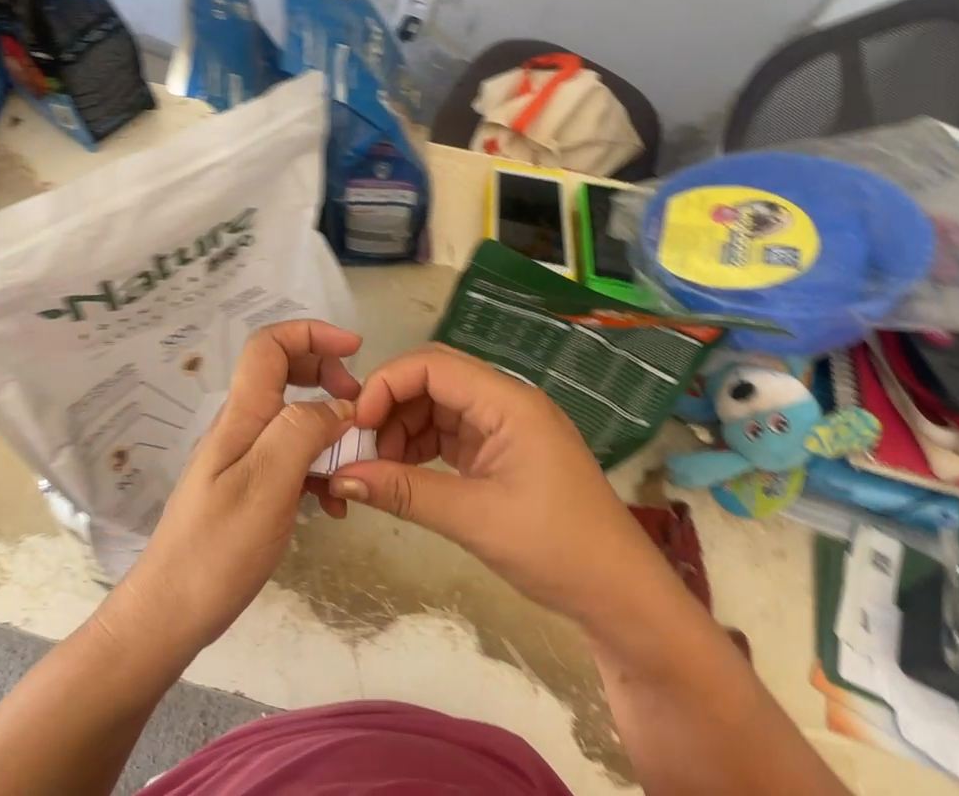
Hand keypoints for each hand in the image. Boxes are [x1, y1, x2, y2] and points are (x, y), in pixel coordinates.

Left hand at [109, 321, 362, 653]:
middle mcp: (240, 428)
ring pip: (295, 421)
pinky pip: (292, 462)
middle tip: (362, 410)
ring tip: (356, 467)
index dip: (312, 334)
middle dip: (329, 379)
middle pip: (285, 374)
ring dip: (331, 434)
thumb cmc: (218, 549)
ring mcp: (243, 460)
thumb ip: (303, 432)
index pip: (270, 346)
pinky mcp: (249, 491)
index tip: (356, 349)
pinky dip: (319, 471)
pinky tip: (335, 505)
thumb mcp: (268, 485)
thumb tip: (339, 405)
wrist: (171, 612)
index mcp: (241, 416)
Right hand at [330, 343, 654, 622]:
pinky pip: (451, 434)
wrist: (618, 593)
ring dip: (402, 429)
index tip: (356, 427)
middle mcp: (507, 402)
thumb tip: (340, 478)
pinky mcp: (504, 453)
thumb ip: (404, 491)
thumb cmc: (555, 548)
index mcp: (509, 401)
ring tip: (378, 470)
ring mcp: (506, 428)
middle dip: (390, 406)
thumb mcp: (474, 519)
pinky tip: (402, 475)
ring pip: (438, 407)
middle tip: (360, 449)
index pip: (432, 364)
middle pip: (433, 379)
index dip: (386, 385)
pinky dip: (421, 449)